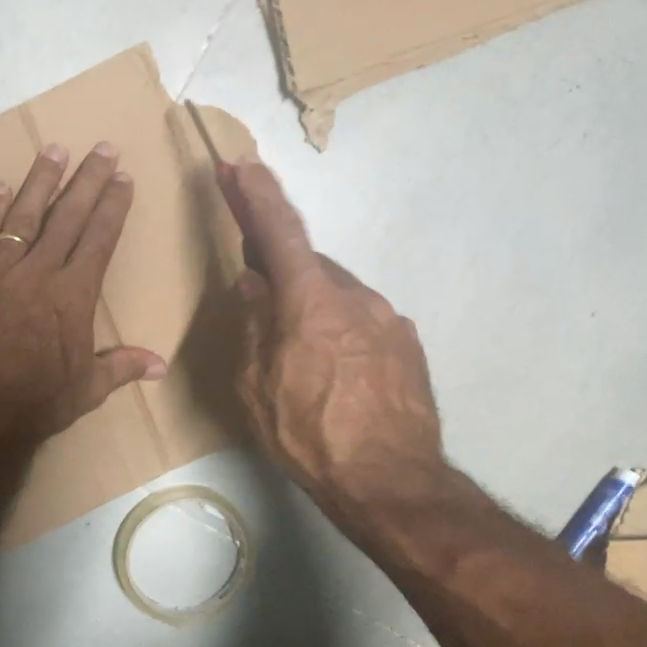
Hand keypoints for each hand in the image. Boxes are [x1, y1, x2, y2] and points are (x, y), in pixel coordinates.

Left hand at [0, 142, 166, 450]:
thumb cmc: (35, 405)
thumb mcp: (86, 390)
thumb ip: (122, 368)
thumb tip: (160, 366)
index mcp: (73, 295)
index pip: (99, 238)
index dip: (112, 206)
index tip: (122, 178)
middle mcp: (39, 274)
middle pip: (67, 217)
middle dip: (87, 179)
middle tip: (101, 148)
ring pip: (23, 217)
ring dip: (40, 182)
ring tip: (54, 150)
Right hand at [220, 157, 444, 516]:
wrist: (390, 480)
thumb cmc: (307, 436)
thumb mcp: (255, 388)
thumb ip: (252, 328)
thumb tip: (253, 284)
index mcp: (309, 304)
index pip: (279, 234)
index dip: (256, 197)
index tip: (239, 165)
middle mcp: (354, 298)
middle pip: (308, 269)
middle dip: (281, 275)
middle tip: (258, 301)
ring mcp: (388, 319)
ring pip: (336, 298)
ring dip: (310, 312)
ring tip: (296, 361)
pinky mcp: (408, 345)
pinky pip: (362, 324)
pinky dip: (339, 334)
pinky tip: (332, 376)